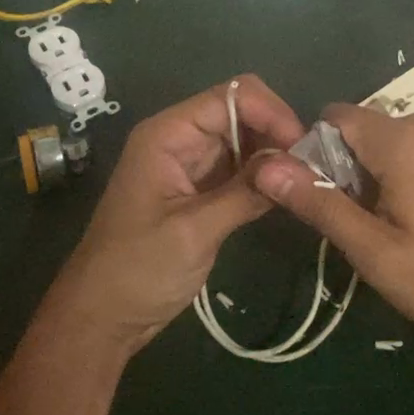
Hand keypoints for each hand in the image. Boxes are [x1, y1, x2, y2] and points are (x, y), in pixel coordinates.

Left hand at [42, 74, 306, 354]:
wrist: (102, 318)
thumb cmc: (137, 270)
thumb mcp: (193, 231)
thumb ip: (244, 192)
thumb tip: (294, 164)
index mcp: (169, 134)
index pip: (230, 96)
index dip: (270, 112)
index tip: (302, 147)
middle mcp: (181, 139)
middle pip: (241, 112)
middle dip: (277, 131)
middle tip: (312, 167)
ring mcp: (191, 164)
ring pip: (245, 139)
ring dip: (274, 153)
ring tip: (307, 178)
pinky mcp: (201, 189)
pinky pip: (239, 167)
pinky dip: (264, 174)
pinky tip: (288, 190)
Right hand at [250, 103, 413, 344]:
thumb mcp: (372, 250)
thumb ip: (318, 203)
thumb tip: (265, 167)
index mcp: (401, 139)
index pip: (333, 118)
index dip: (315, 153)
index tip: (321, 198)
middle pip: (359, 128)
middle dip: (344, 167)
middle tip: (358, 221)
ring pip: (384, 139)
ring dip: (371, 172)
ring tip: (386, 223)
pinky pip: (411, 146)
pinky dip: (398, 171)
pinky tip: (413, 215)